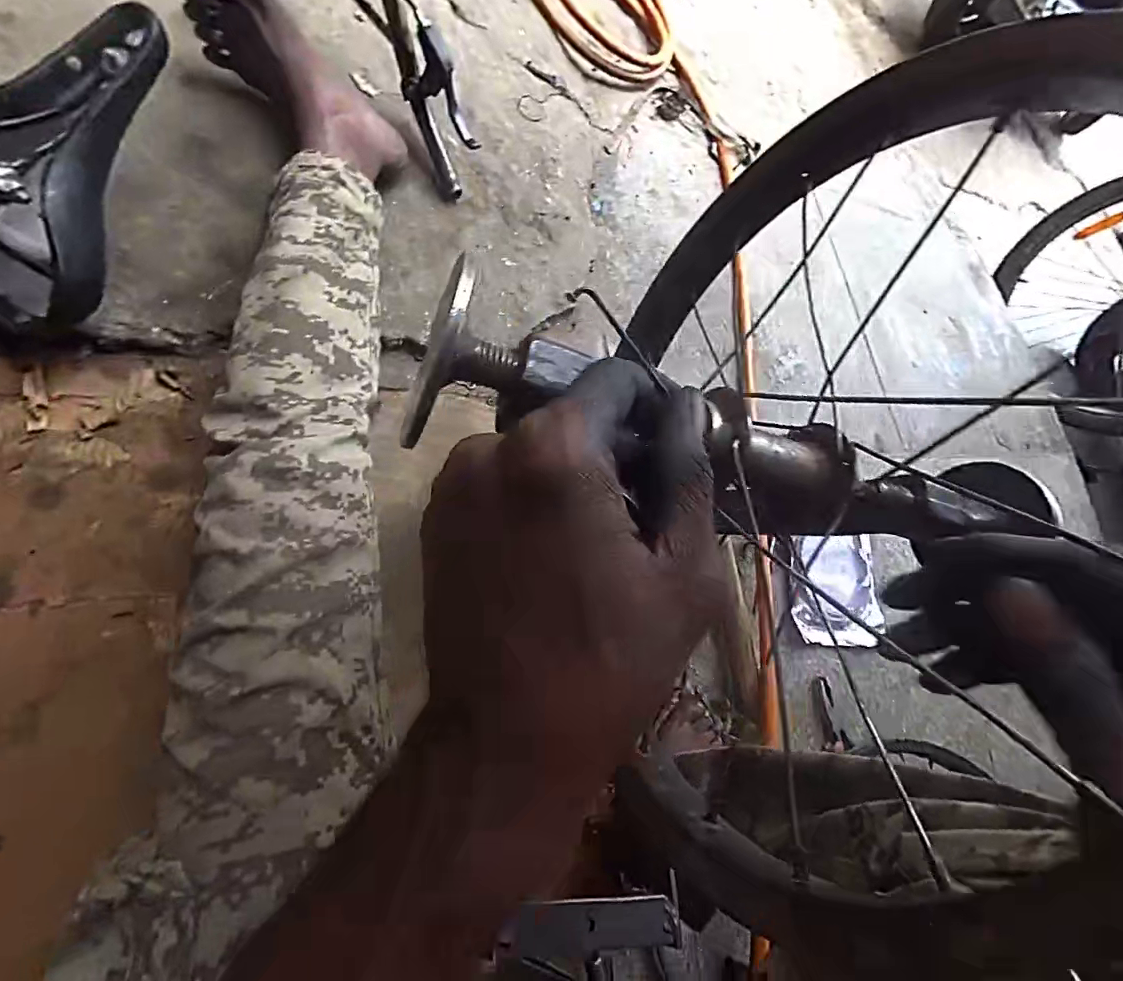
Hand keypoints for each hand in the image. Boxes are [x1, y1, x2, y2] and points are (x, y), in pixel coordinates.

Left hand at [420, 359, 732, 786]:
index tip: (671, 449)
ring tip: (597, 543)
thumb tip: (688, 411)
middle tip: (643, 512)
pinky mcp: (434, 516)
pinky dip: (532, 496)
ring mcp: (452, 481)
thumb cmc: (609, 662)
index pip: (613, 381)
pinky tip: (553, 555)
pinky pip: (500, 479)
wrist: (504, 741)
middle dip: (614, 448)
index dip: (652, 406)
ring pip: (534, 449)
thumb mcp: (683, 571)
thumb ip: (688, 473)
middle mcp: (489, 447)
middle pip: (571, 416)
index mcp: (554, 450)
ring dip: (572, 475)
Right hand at [886, 534, 1122, 979]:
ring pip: (1054, 633)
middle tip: (902, 602)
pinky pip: (1056, 675)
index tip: (936, 559)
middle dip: (978, 596)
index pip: (1108, 580)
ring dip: (974, 633)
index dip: (1013, 557)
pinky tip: (943, 675)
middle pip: (1073, 600)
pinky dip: (995, 670)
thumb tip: (1004, 591)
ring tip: (905, 643)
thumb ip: (1085, 697)